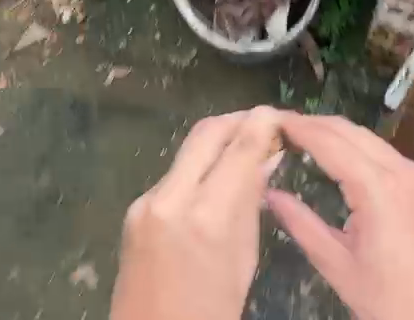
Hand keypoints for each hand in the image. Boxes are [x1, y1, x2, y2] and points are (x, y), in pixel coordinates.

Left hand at [112, 107, 284, 319]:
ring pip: (189, 150)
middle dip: (237, 121)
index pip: (239, 149)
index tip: (279, 114)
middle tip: (263, 123)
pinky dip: (198, 169)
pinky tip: (215, 180)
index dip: (262, 124)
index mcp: (206, 217)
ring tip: (245, 147)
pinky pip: (173, 175)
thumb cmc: (210, 314)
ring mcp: (146, 201)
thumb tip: (266, 158)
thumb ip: (250, 204)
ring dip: (218, 141)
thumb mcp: (243, 263)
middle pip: (207, 133)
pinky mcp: (134, 209)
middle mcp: (171, 197)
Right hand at [266, 112, 413, 319]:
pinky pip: (383, 152)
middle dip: (313, 124)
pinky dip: (356, 146)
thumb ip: (301, 225)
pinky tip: (337, 156)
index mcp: (378, 188)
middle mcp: (400, 170)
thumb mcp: (338, 267)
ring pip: (368, 137)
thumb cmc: (390, 303)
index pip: (329, 142)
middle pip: (349, 131)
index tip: (270, 119)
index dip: (298, 127)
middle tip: (280, 126)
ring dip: (334, 132)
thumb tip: (269, 194)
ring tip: (301, 137)